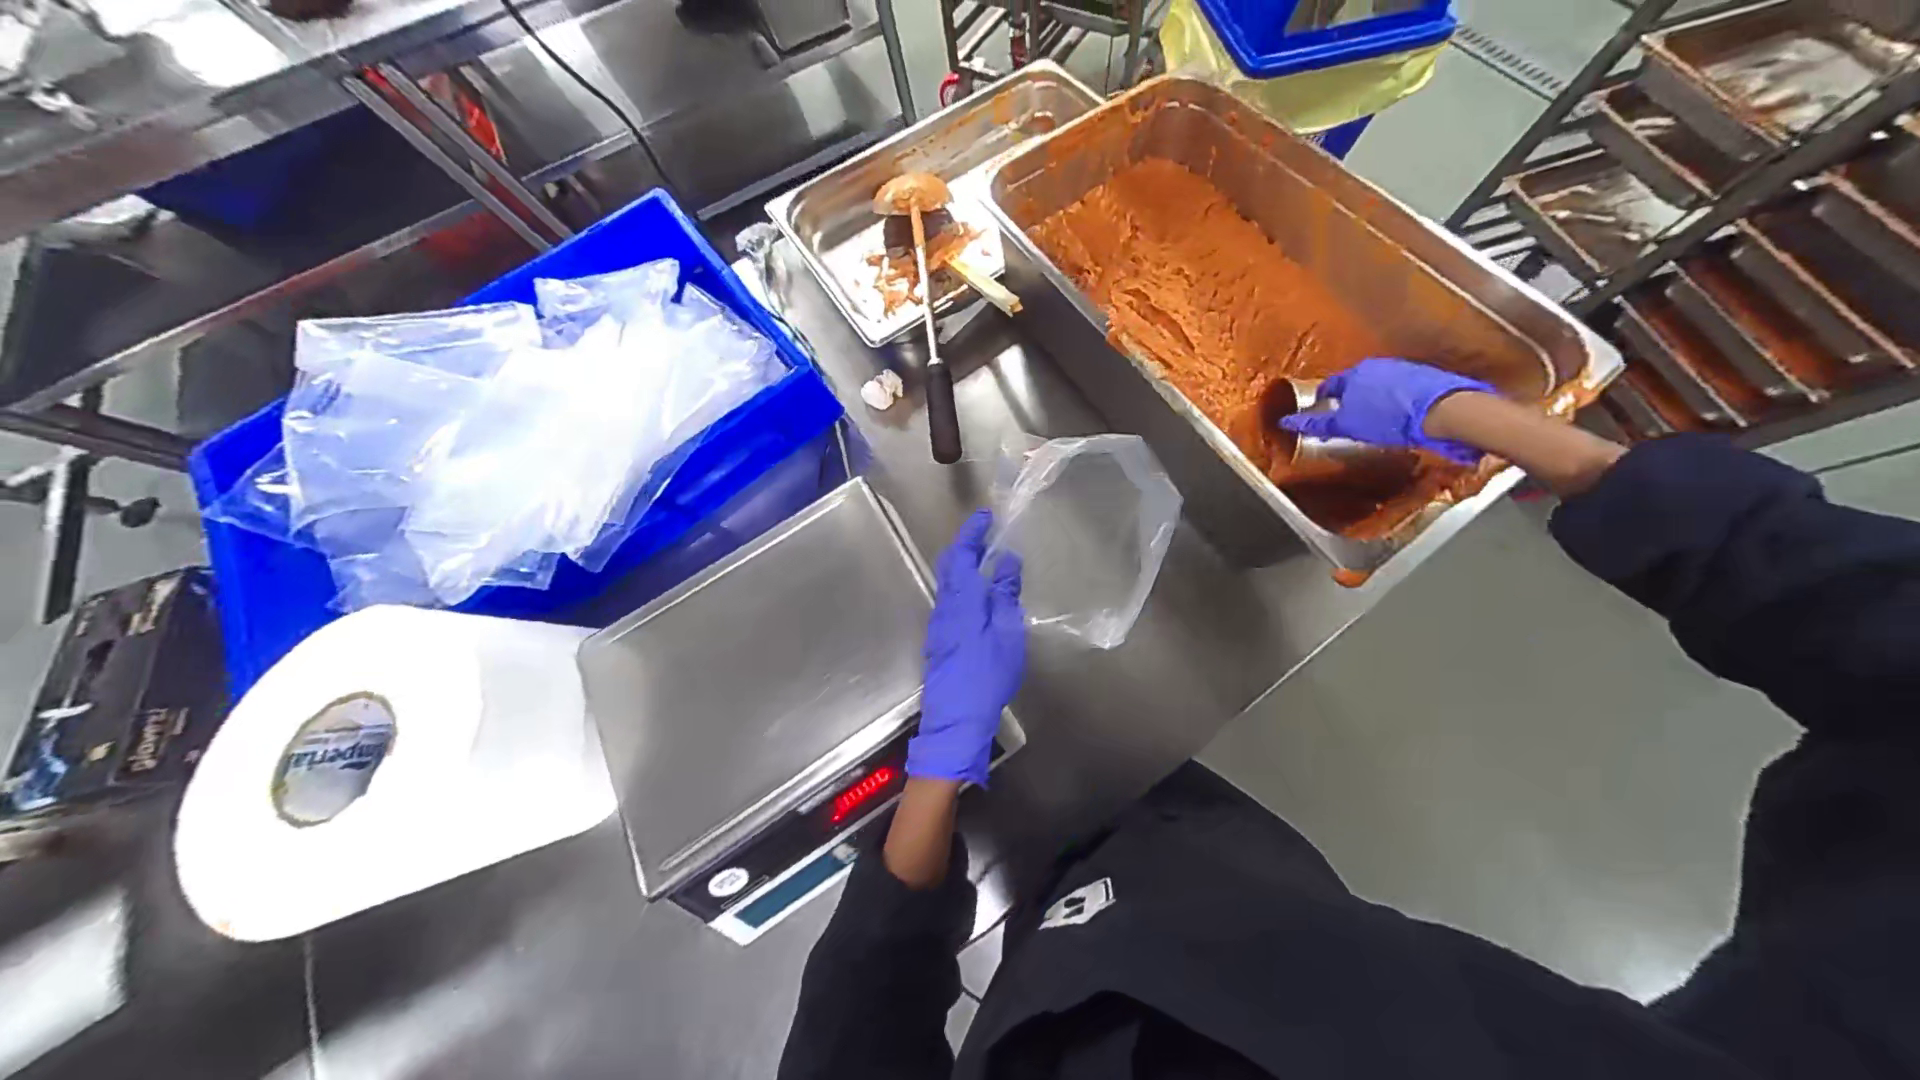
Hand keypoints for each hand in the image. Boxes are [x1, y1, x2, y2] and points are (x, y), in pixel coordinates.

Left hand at [907, 509, 1025, 787]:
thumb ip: (1005, 594)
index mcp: (961, 599)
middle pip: (950, 565)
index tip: (984, 516)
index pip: (963, 554)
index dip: (972, 532)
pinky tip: (980, 593)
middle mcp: (944, 606)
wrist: (956, 718)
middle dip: (965, 545)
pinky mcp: (941, 638)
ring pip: (948, 582)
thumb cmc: (987, 674)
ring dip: (964, 565)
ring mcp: (939, 623)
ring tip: (987, 559)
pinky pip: (951, 599)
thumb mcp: (1007, 632)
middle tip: (986, 535)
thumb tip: (1006, 561)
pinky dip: (964, 584)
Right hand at [1279, 357, 1495, 464]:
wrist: (1445, 411)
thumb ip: (1318, 424)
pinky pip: (1402, 391)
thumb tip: (1288, 422)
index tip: (1320, 411)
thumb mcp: (1348, 425)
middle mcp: (1380, 366)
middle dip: (1349, 400)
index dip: (1322, 399)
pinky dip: (1396, 403)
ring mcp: (1405, 370)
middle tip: (1346, 419)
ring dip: (1373, 402)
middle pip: (1356, 384)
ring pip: (1379, 387)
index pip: (1330, 385)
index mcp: (1356, 374)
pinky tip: (1399, 419)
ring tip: (1374, 423)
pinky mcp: (1427, 379)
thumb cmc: (1390, 418)